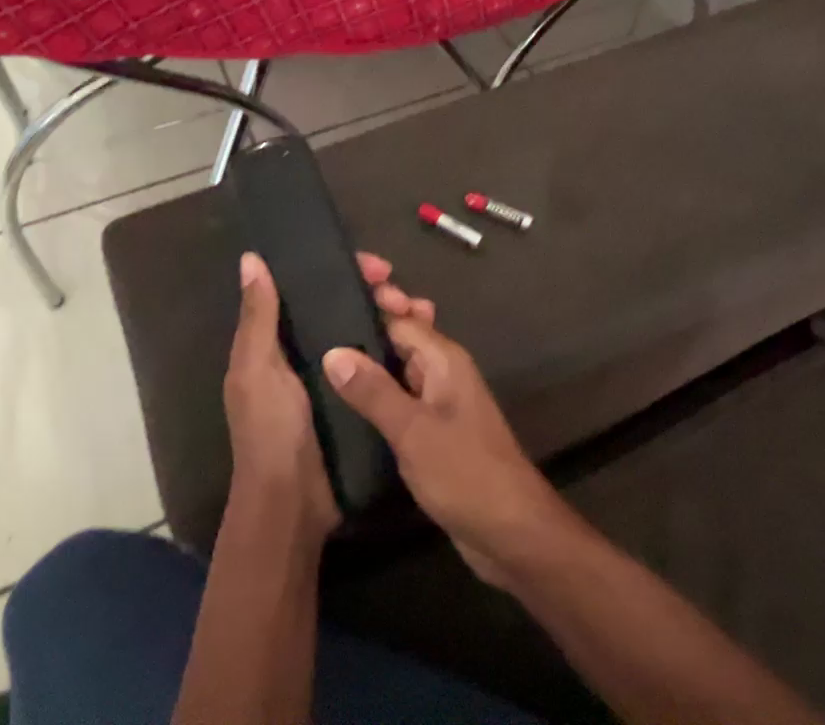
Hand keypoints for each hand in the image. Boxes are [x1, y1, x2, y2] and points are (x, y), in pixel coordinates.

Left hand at [224, 251, 431, 539]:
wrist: (292, 503)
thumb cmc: (270, 430)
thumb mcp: (257, 370)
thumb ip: (258, 318)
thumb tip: (251, 258)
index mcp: (279, 342)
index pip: (313, 290)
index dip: (344, 271)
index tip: (379, 267)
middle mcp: (309, 353)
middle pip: (347, 308)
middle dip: (379, 295)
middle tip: (406, 296)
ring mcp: (339, 379)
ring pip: (369, 334)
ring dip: (395, 319)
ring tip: (425, 313)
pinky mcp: (361, 402)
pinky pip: (382, 367)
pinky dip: (402, 352)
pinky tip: (426, 343)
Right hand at [322, 315, 573, 588]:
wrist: (511, 532)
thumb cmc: (466, 473)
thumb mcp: (413, 431)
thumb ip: (373, 391)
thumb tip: (332, 350)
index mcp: (444, 361)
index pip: (400, 317)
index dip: (367, 303)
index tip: (326, 291)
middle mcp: (443, 375)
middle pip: (401, 339)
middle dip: (366, 329)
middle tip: (313, 325)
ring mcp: (440, 406)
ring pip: (400, 372)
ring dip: (368, 365)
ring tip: (315, 359)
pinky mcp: (434, 436)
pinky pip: (401, 402)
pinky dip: (376, 397)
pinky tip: (342, 406)